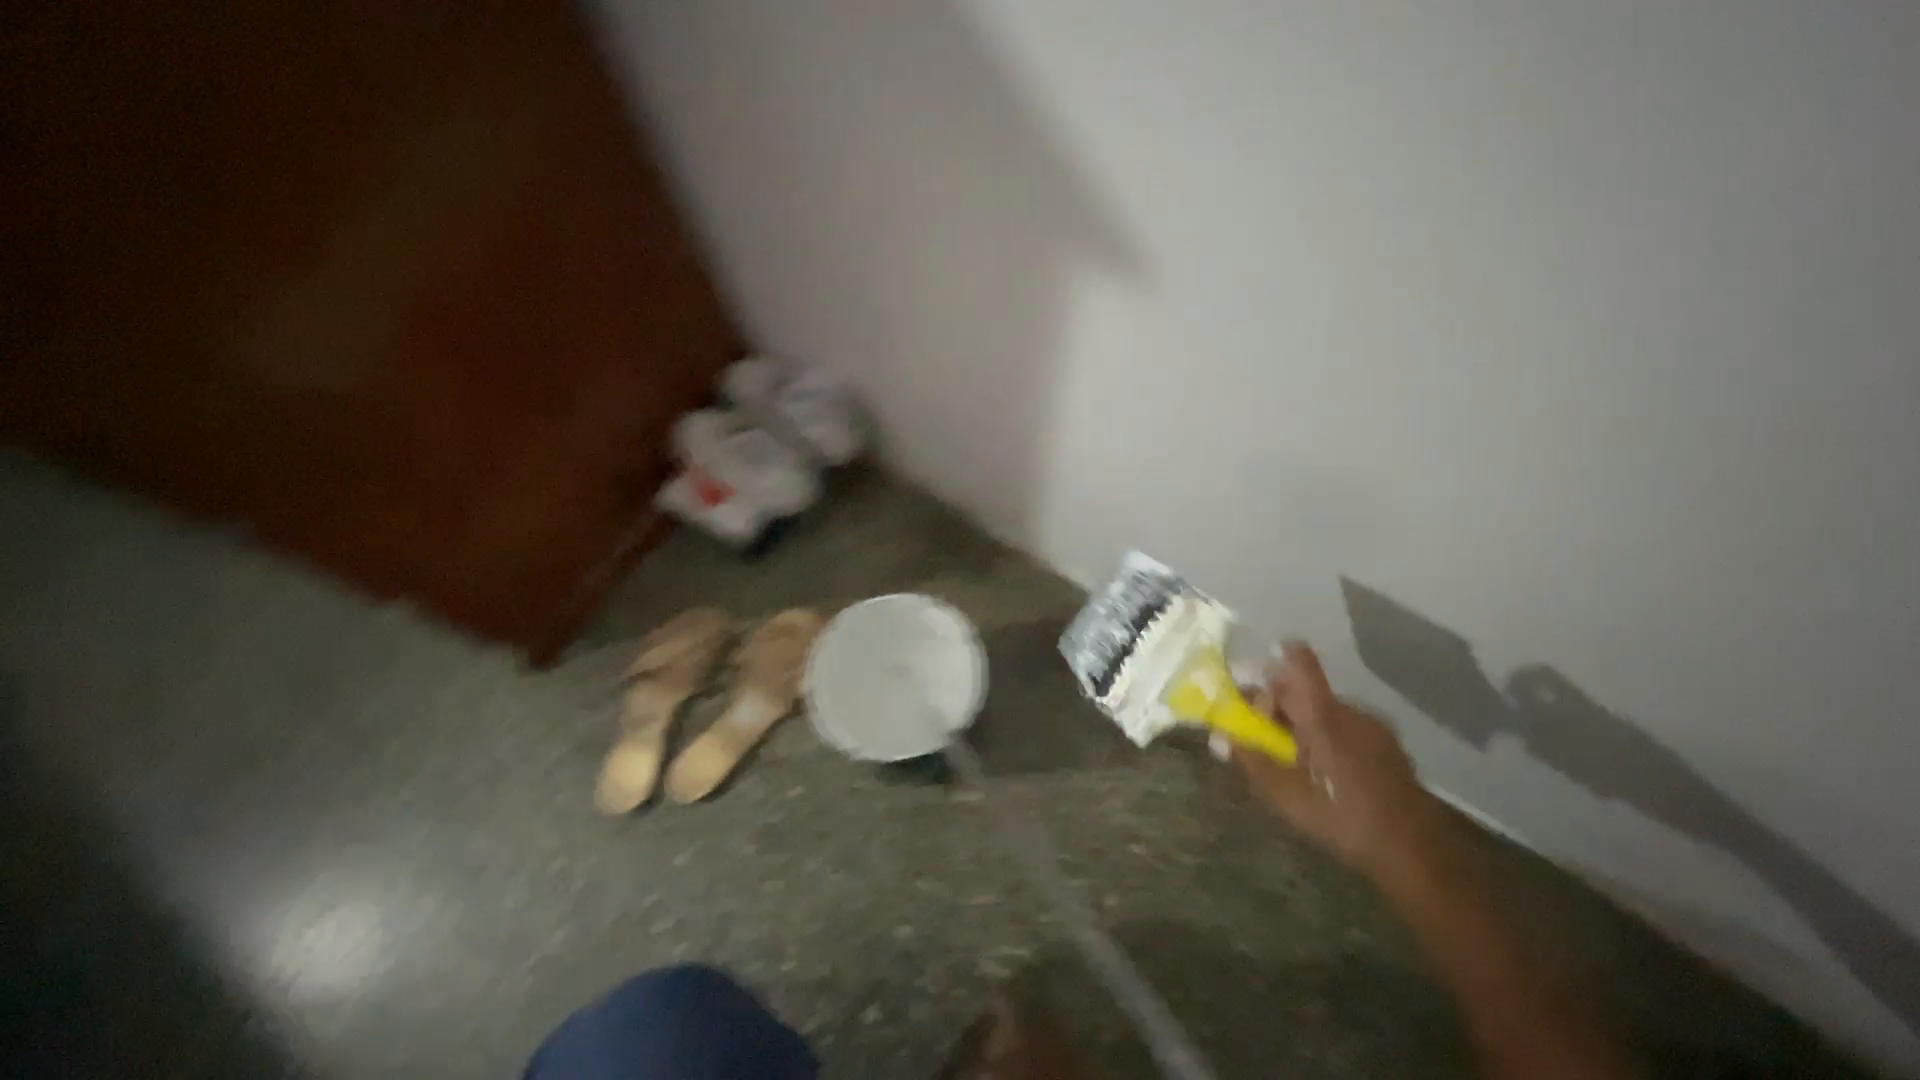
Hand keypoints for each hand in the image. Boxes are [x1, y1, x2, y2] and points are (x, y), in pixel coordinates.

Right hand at [1234, 642, 1452, 888]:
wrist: (1412, 850)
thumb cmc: (1341, 818)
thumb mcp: (1284, 795)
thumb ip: (1251, 760)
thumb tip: (1222, 735)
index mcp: (1323, 716)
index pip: (1301, 665)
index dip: (1279, 657)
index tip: (1258, 672)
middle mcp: (1351, 711)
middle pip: (1308, 691)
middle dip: (1279, 704)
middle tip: (1260, 730)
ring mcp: (1375, 727)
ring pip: (1327, 710)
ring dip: (1304, 723)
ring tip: (1292, 756)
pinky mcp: (1389, 746)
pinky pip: (1348, 727)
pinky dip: (1328, 736)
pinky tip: (1325, 769)